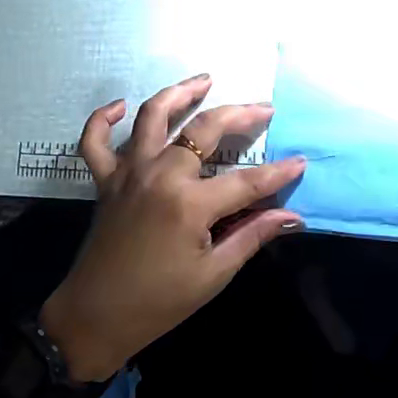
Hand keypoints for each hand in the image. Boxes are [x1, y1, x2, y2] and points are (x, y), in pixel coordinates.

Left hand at [40, 75, 306, 382]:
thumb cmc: (160, 302)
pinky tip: (121, 107)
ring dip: (179, 93)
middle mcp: (159, 176)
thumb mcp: (214, 274)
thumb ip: (252, 236)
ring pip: (151, 116)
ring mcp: (128, 173)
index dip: (279, 172)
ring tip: (204, 80)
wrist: (95, 316)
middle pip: (204, 130)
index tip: (301, 161)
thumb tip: (291, 216)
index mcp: (190, 204)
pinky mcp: (105, 181)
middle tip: (264, 109)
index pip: (248, 180)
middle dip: (240, 115)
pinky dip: (103, 119)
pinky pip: (95, 140)